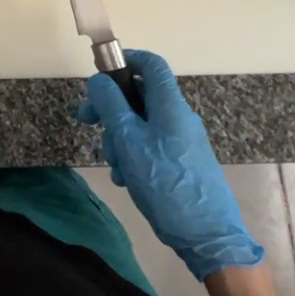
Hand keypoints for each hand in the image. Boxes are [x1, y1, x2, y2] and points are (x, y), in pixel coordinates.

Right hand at [75, 49, 264, 280]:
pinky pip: (150, 147)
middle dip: (110, 108)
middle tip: (87, 122)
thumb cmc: (164, 182)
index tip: (100, 72)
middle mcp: (178, 118)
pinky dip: (132, 156)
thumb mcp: (129, 140)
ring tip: (113, 164)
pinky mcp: (182, 164)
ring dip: (119, 138)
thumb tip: (98, 80)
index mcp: (170, 105)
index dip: (125, 59)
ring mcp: (182, 142)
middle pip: (140, 96)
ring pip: (141, 125)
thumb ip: (111, 105)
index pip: (151, 64)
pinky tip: (125, 178)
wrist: (207, 236)